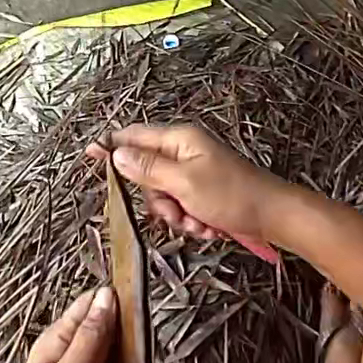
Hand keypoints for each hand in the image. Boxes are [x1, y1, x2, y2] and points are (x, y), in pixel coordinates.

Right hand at [85, 124, 297, 248]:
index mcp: (179, 139)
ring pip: (163, 196)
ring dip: (177, 216)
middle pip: (146, 174)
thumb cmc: (232, 195)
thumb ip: (147, 169)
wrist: (273, 216)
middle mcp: (184, 151)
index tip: (89, 154)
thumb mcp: (184, 183)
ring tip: (199, 222)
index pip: (134, 136)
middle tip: (177, 211)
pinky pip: (181, 207)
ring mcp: (194, 171)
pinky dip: (191, 220)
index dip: (111, 145)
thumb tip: (117, 154)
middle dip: (159, 201)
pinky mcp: (203, 191)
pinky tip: (209, 226)